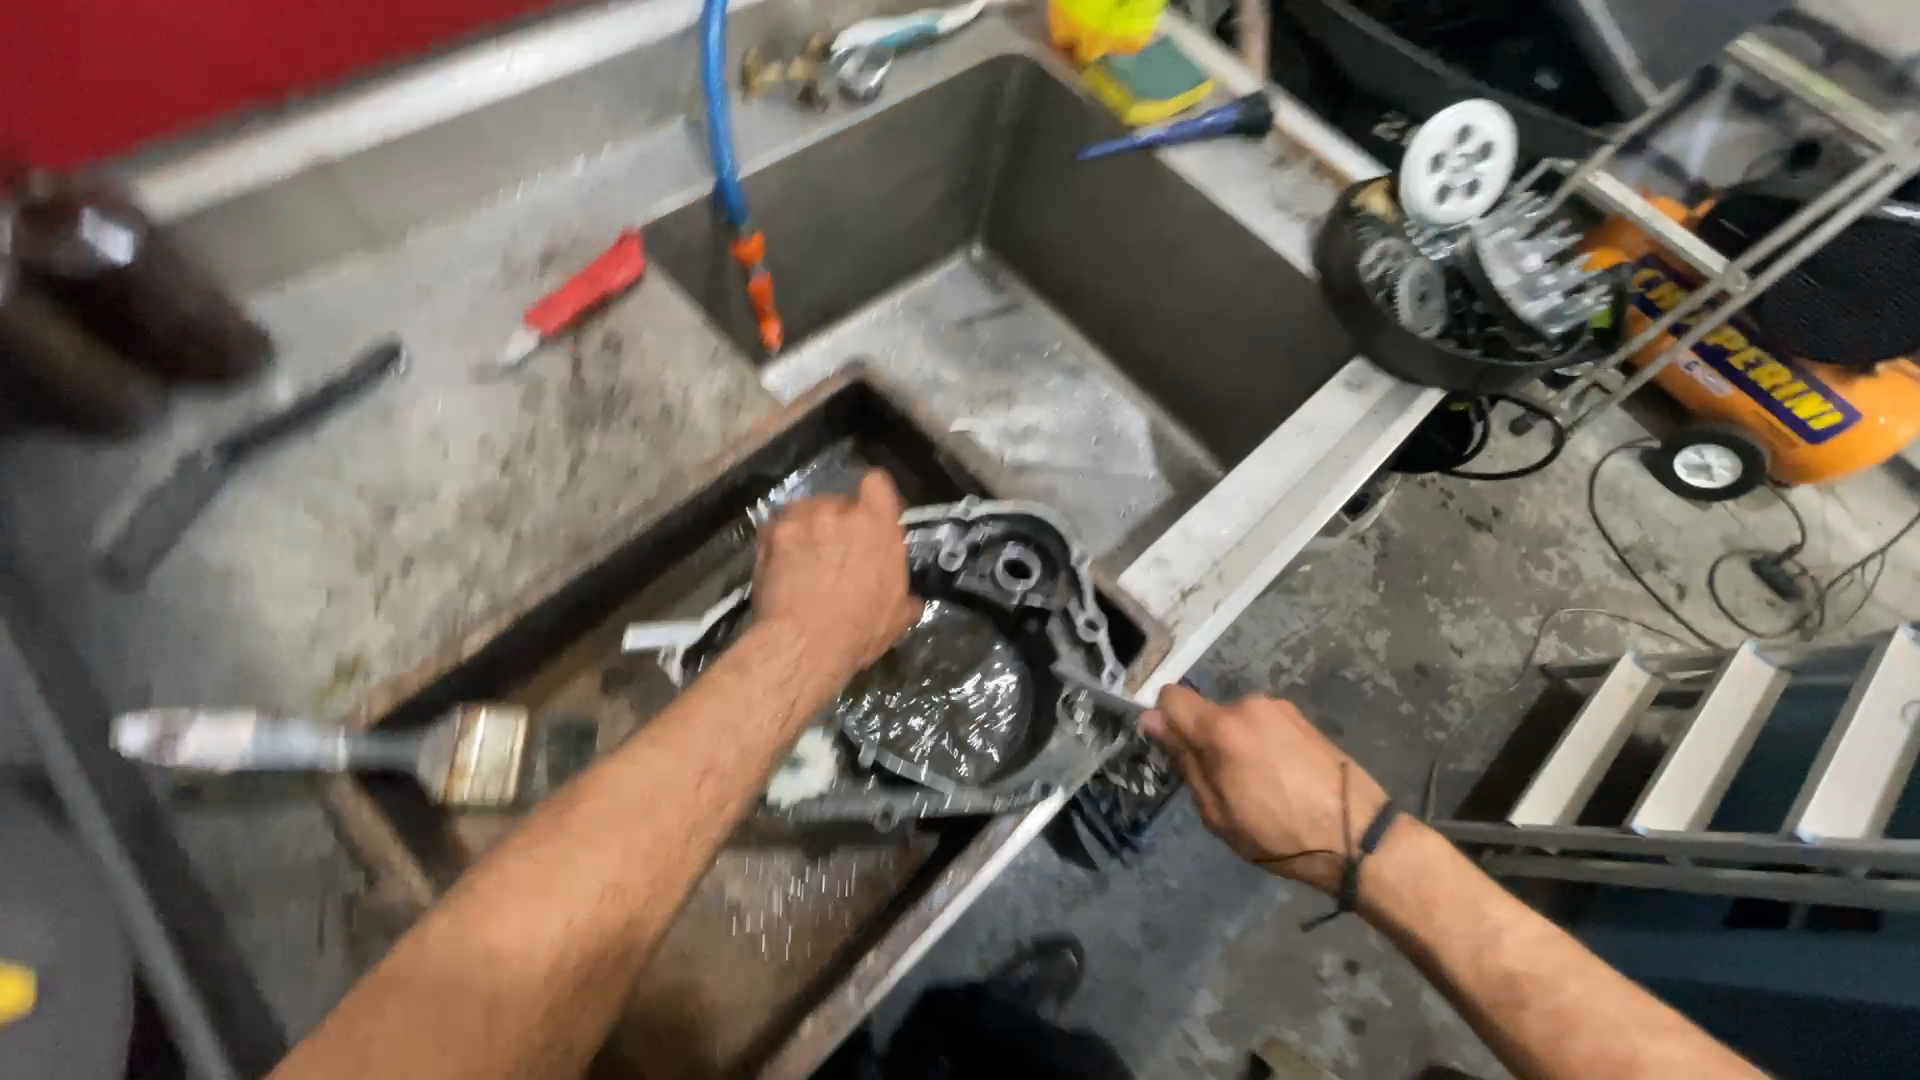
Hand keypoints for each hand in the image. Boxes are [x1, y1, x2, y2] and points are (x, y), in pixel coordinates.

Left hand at [752, 469, 921, 679]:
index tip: (872, 516)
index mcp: (876, 525)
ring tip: (806, 557)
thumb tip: (910, 598)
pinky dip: (781, 540)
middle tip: (836, 551)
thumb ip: (905, 594)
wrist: (803, 646)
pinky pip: (778, 527)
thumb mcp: (898, 616)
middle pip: (840, 501)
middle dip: (839, 522)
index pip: (877, 483)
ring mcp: (801, 519)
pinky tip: (782, 563)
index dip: (874, 498)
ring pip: (807, 511)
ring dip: (810, 528)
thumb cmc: (858, 631)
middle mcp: (839, 512)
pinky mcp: (771, 534)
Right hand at [1141, 686, 1388, 893]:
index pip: (1170, 698)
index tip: (1173, 751)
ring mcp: (1280, 709)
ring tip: (1260, 785)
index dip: (1164, 721)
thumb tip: (1152, 721)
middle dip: (1205, 740)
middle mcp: (1248, 706)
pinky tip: (1283, 778)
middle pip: (1206, 713)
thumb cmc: (1280, 835)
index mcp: (1221, 728)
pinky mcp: (1304, 719)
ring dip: (1236, 743)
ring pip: (1236, 720)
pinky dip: (1262, 744)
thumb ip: (1184, 761)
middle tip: (1223, 783)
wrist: (1360, 838)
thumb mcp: (1217, 812)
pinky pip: (1264, 724)